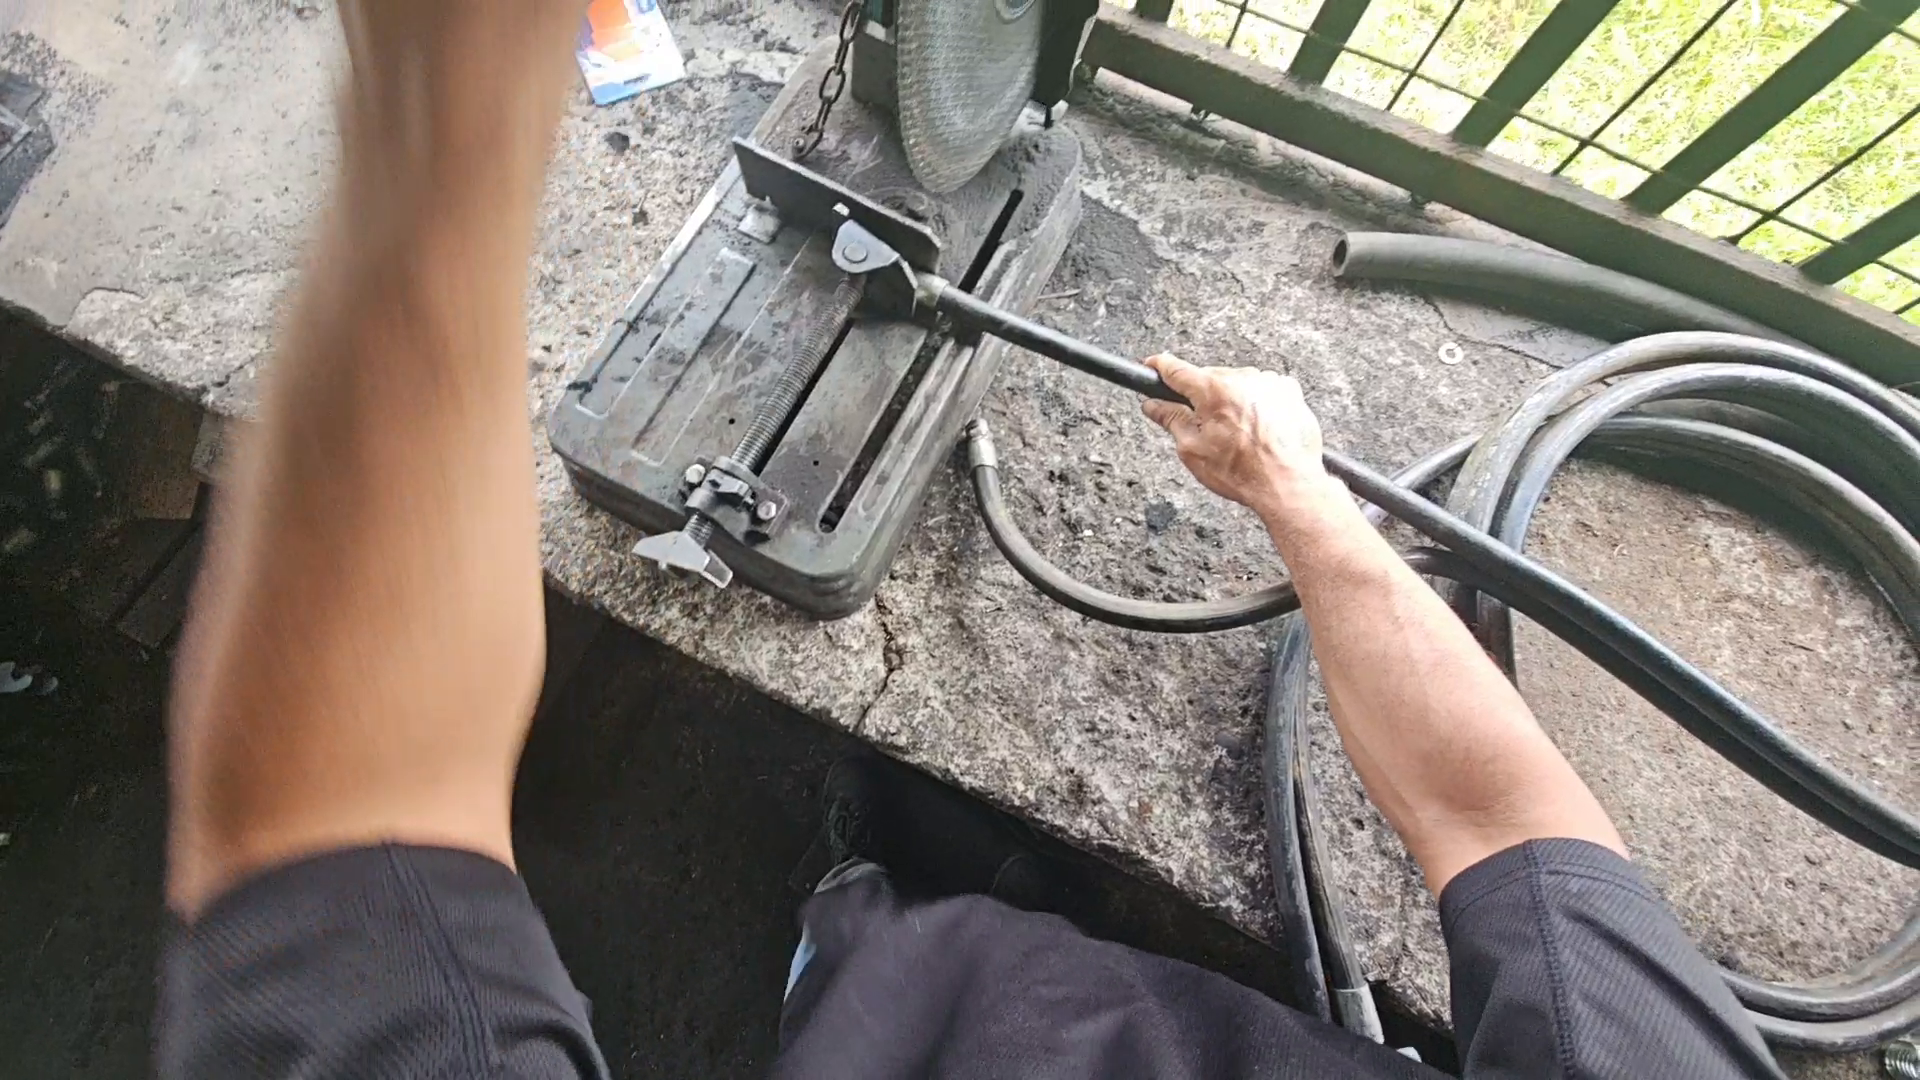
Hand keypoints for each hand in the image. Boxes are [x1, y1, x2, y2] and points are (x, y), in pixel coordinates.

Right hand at [1140, 353, 1336, 523]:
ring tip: (1234, 434)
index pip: (1176, 369)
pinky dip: (1252, 403)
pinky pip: (1260, 389)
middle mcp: (1242, 378)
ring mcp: (1268, 382)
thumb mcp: (1192, 449)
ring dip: (1227, 400)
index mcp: (1213, 390)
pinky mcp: (1288, 391)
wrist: (1287, 483)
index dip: (1159, 366)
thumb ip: (1171, 420)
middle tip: (1201, 426)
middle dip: (1199, 396)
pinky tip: (1254, 429)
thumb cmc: (1242, 472)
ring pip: (1234, 383)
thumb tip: (1154, 405)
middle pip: (1207, 377)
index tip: (1152, 364)